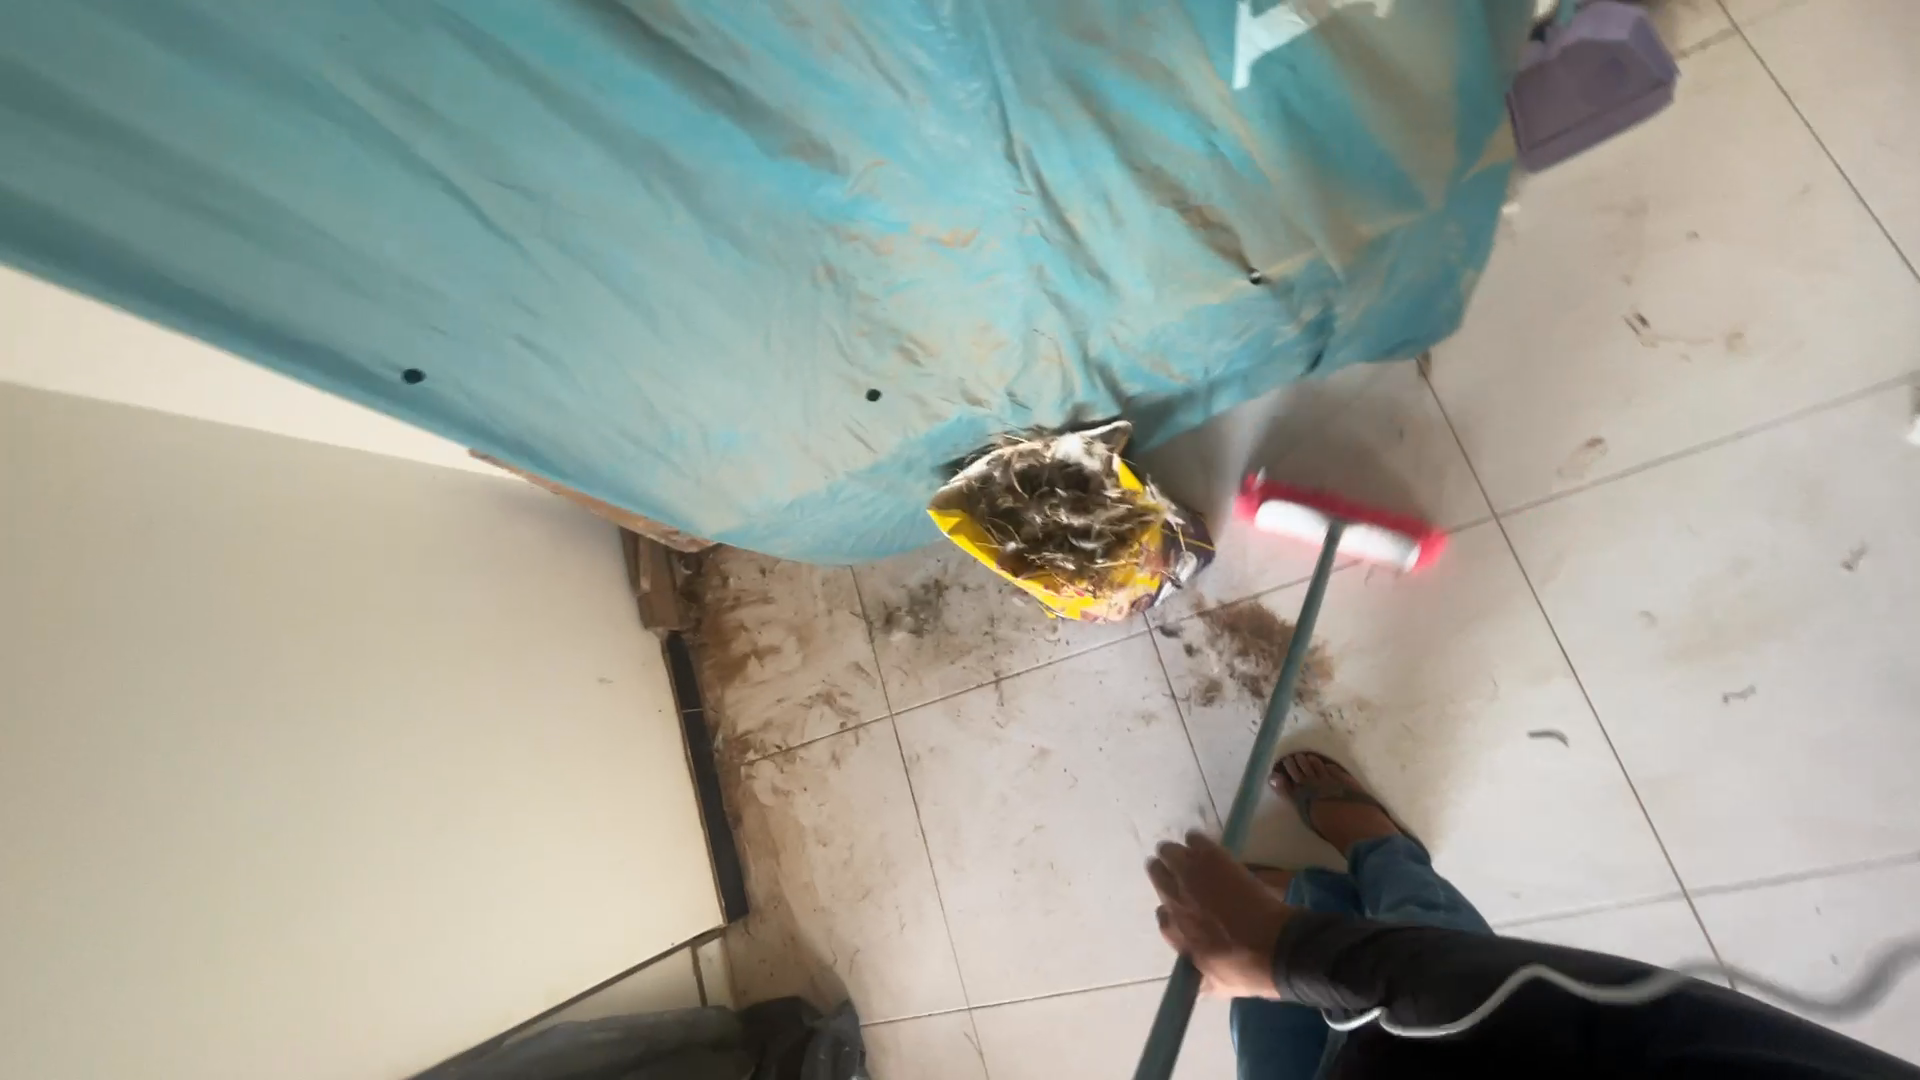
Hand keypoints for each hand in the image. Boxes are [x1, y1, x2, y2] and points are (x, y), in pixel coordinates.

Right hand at [1147, 831, 1293, 998]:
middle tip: (1182, 875)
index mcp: (1176, 931)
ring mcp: (1190, 875)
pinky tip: (1207, 849)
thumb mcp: (1219, 984)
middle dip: (1166, 872)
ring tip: (1192, 857)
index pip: (1161, 916)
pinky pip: (1194, 839)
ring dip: (1177, 854)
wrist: (1276, 947)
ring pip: (1169, 851)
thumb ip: (1203, 979)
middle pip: (1156, 872)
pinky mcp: (1210, 858)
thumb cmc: (1247, 969)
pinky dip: (1197, 841)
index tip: (1184, 912)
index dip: (1173, 911)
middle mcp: (1175, 899)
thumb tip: (1199, 984)